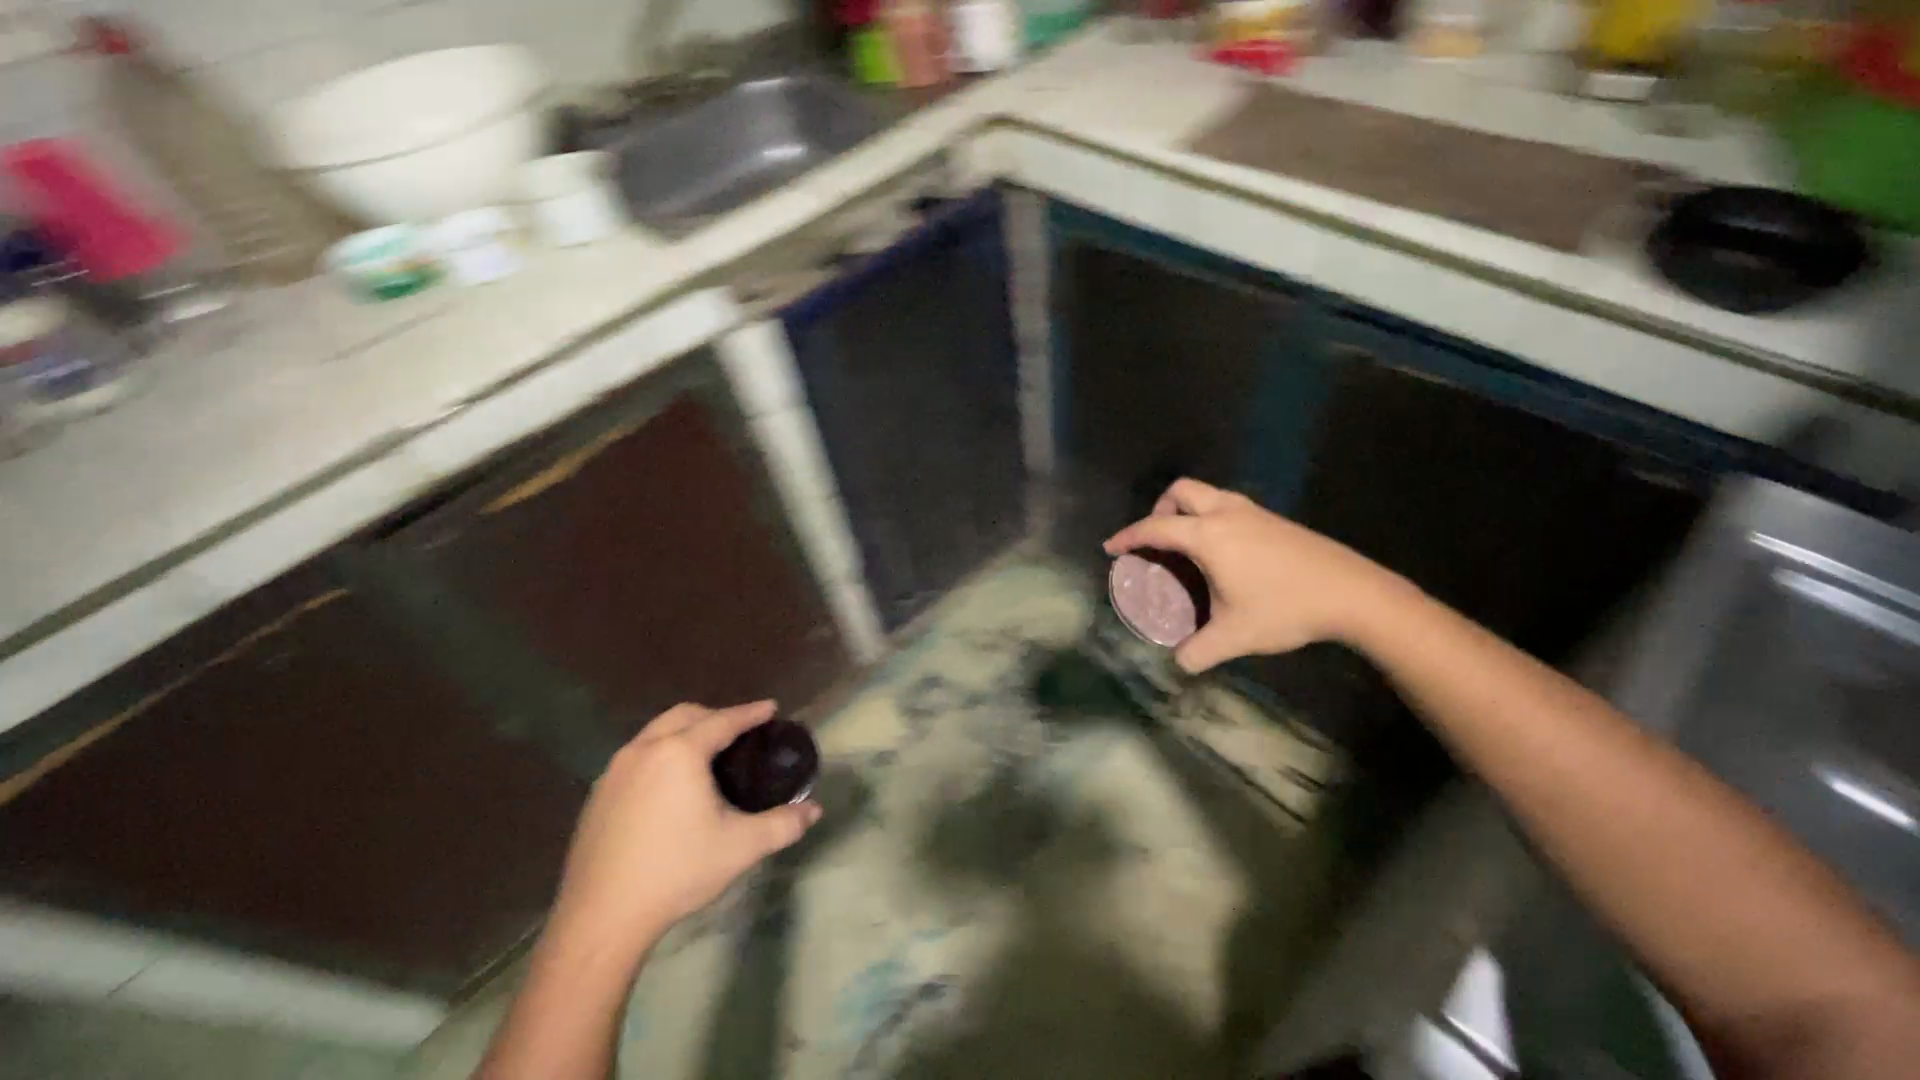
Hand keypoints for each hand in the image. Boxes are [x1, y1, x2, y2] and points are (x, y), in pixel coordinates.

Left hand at [545, 701, 821, 958]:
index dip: (750, 713)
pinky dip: (660, 756)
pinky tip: (670, 787)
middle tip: (740, 732)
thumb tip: (813, 810)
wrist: (603, 914)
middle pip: (684, 716)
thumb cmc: (678, 871)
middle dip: (715, 716)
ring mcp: (614, 771)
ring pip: (655, 734)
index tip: (771, 708)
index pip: (722, 720)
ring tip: (706, 756)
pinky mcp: (598, 794)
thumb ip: (783, 824)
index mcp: (679, 753)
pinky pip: (636, 758)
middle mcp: (644, 750)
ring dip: (683, 733)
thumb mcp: (741, 847)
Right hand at [1103, 478, 1413, 672]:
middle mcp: (1228, 514)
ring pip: (1209, 494)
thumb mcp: (1235, 636)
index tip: (1112, 548)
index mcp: (1209, 536)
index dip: (1129, 537)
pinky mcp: (1275, 520)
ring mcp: (1255, 513)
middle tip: (1157, 540)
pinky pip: (1230, 506)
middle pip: (1181, 491)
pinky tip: (1224, 554)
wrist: (1352, 593)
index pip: (1156, 528)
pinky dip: (1213, 517)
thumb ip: (1198, 652)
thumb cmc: (1285, 609)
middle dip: (1160, 510)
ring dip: (1189, 511)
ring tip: (1187, 546)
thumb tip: (1179, 663)